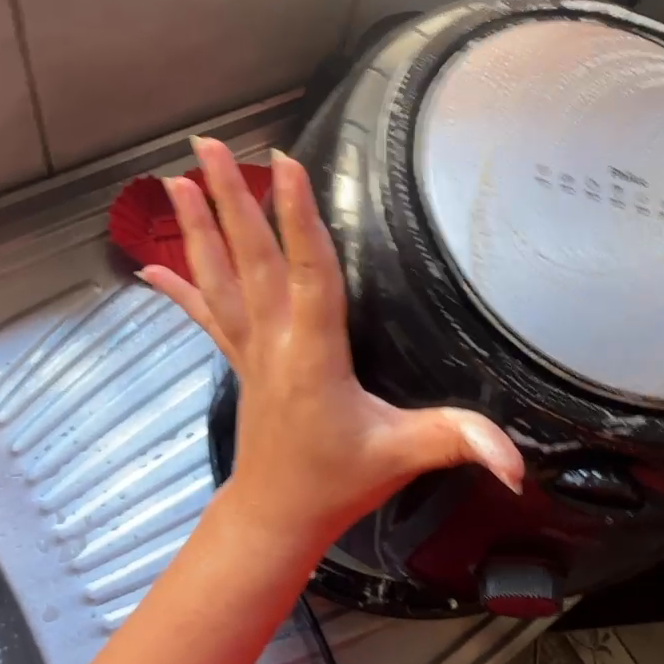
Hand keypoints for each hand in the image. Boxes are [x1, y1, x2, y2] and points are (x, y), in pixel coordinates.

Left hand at [140, 137, 523, 551]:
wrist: (276, 517)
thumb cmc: (337, 483)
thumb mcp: (402, 457)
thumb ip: (457, 442)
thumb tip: (514, 460)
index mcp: (314, 353)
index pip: (309, 272)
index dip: (299, 216)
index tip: (284, 163)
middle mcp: (274, 340)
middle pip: (251, 259)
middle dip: (229, 199)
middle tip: (206, 145)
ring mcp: (249, 349)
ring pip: (219, 278)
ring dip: (197, 228)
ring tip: (173, 180)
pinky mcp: (239, 360)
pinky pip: (206, 316)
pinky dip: (179, 289)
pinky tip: (149, 267)